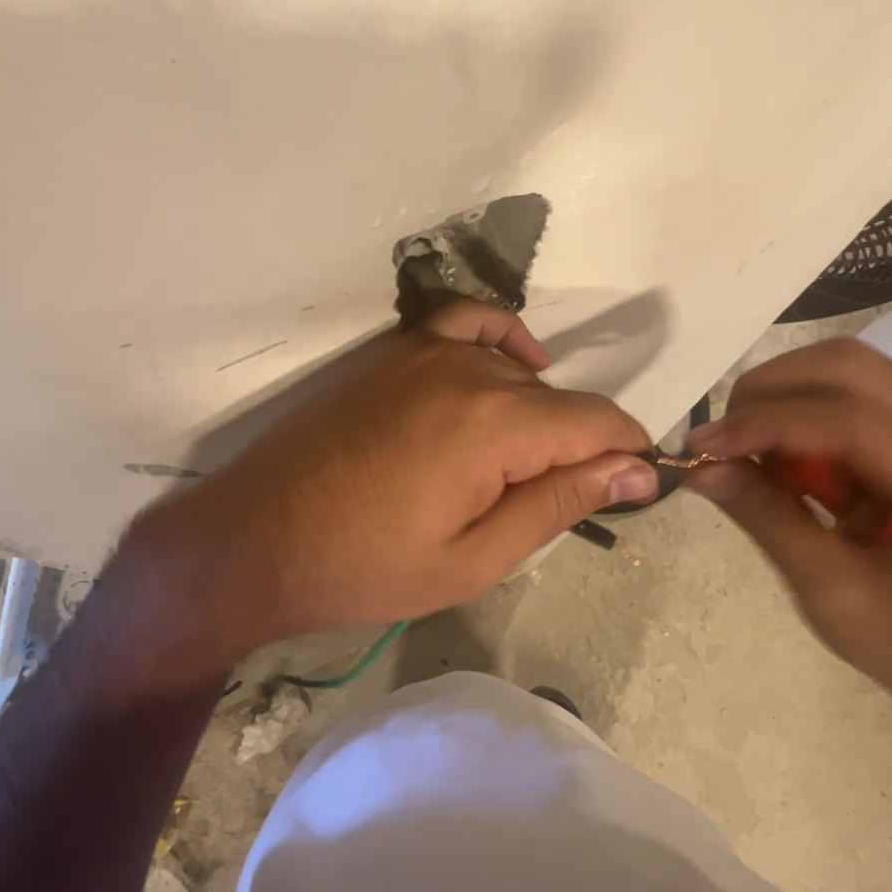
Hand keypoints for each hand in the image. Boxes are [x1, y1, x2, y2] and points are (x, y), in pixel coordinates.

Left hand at [119, 301, 656, 666]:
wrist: (254, 541)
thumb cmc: (363, 568)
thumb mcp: (472, 560)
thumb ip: (557, 505)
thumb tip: (634, 470)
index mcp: (494, 425)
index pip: (597, 421)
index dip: (627, 454)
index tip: (637, 487)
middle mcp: (467, 370)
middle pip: (557, 400)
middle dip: (578, 447)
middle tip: (556, 504)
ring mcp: (424, 351)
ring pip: (516, 372)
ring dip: (537, 414)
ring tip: (518, 470)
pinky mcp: (392, 352)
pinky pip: (466, 322)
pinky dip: (502, 339)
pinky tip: (516, 365)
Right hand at [686, 338, 891, 714]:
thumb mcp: (831, 591)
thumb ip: (768, 520)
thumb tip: (699, 469)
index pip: (848, 418)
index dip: (766, 424)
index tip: (700, 447)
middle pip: (847, 366)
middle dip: (770, 391)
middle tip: (720, 440)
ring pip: (844, 366)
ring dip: (782, 394)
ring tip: (745, 444)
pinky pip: (845, 391)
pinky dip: (798, 408)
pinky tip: (778, 454)